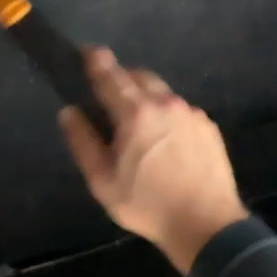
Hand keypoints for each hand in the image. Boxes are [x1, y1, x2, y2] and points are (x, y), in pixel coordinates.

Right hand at [60, 49, 248, 273]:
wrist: (207, 225)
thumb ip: (83, 142)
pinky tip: (165, 139)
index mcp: (135, 113)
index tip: (87, 51)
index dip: (95, 60)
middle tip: (109, 95)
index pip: (110, 76)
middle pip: (138, 76)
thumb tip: (69, 112)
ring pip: (161, 92)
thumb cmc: (148, 204)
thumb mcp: (103, 181)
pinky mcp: (207, 126)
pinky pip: (180, 109)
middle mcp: (164, 103)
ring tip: (138, 122)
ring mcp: (190, 113)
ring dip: (145, 96)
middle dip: (121, 78)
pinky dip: (166, 113)